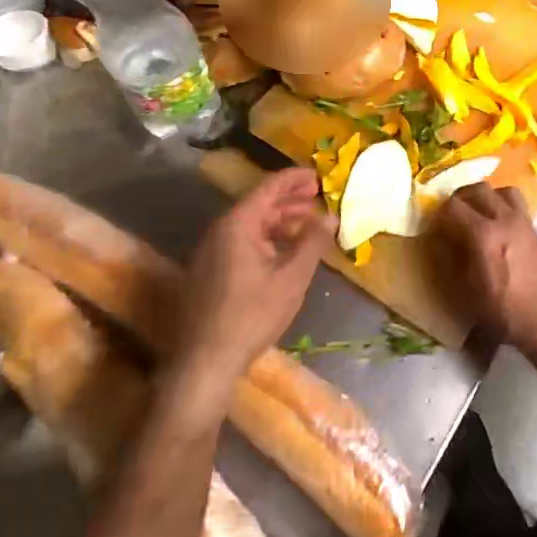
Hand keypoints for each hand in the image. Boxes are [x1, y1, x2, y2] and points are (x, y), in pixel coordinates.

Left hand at [180, 168, 332, 382]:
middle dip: (289, 200)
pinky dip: (266, 238)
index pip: (268, 188)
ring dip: (279, 220)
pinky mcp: (209, 272)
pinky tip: (285, 251)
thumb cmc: (253, 314)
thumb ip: (312, 242)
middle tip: (317, 196)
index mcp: (238, 224)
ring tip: (307, 223)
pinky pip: (241, 242)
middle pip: (258, 204)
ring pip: (250, 225)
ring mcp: (210, 252)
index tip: (317, 175)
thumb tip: (330, 215)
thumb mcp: (292, 277)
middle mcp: (219, 231)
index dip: (294, 179)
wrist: (206, 361)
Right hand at [433, 184, 536, 355]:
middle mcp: (505, 220)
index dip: (438, 213)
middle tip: (450, 216)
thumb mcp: (467, 293)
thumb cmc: (504, 313)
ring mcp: (523, 221)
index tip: (432, 226)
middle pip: (477, 189)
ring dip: (484, 196)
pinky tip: (496, 225)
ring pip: (500, 190)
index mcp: (485, 235)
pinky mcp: (535, 228)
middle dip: (459, 198)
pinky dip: (501, 204)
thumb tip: (439, 240)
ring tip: (475, 215)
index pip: (453, 206)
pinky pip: (515, 202)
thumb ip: (451, 261)